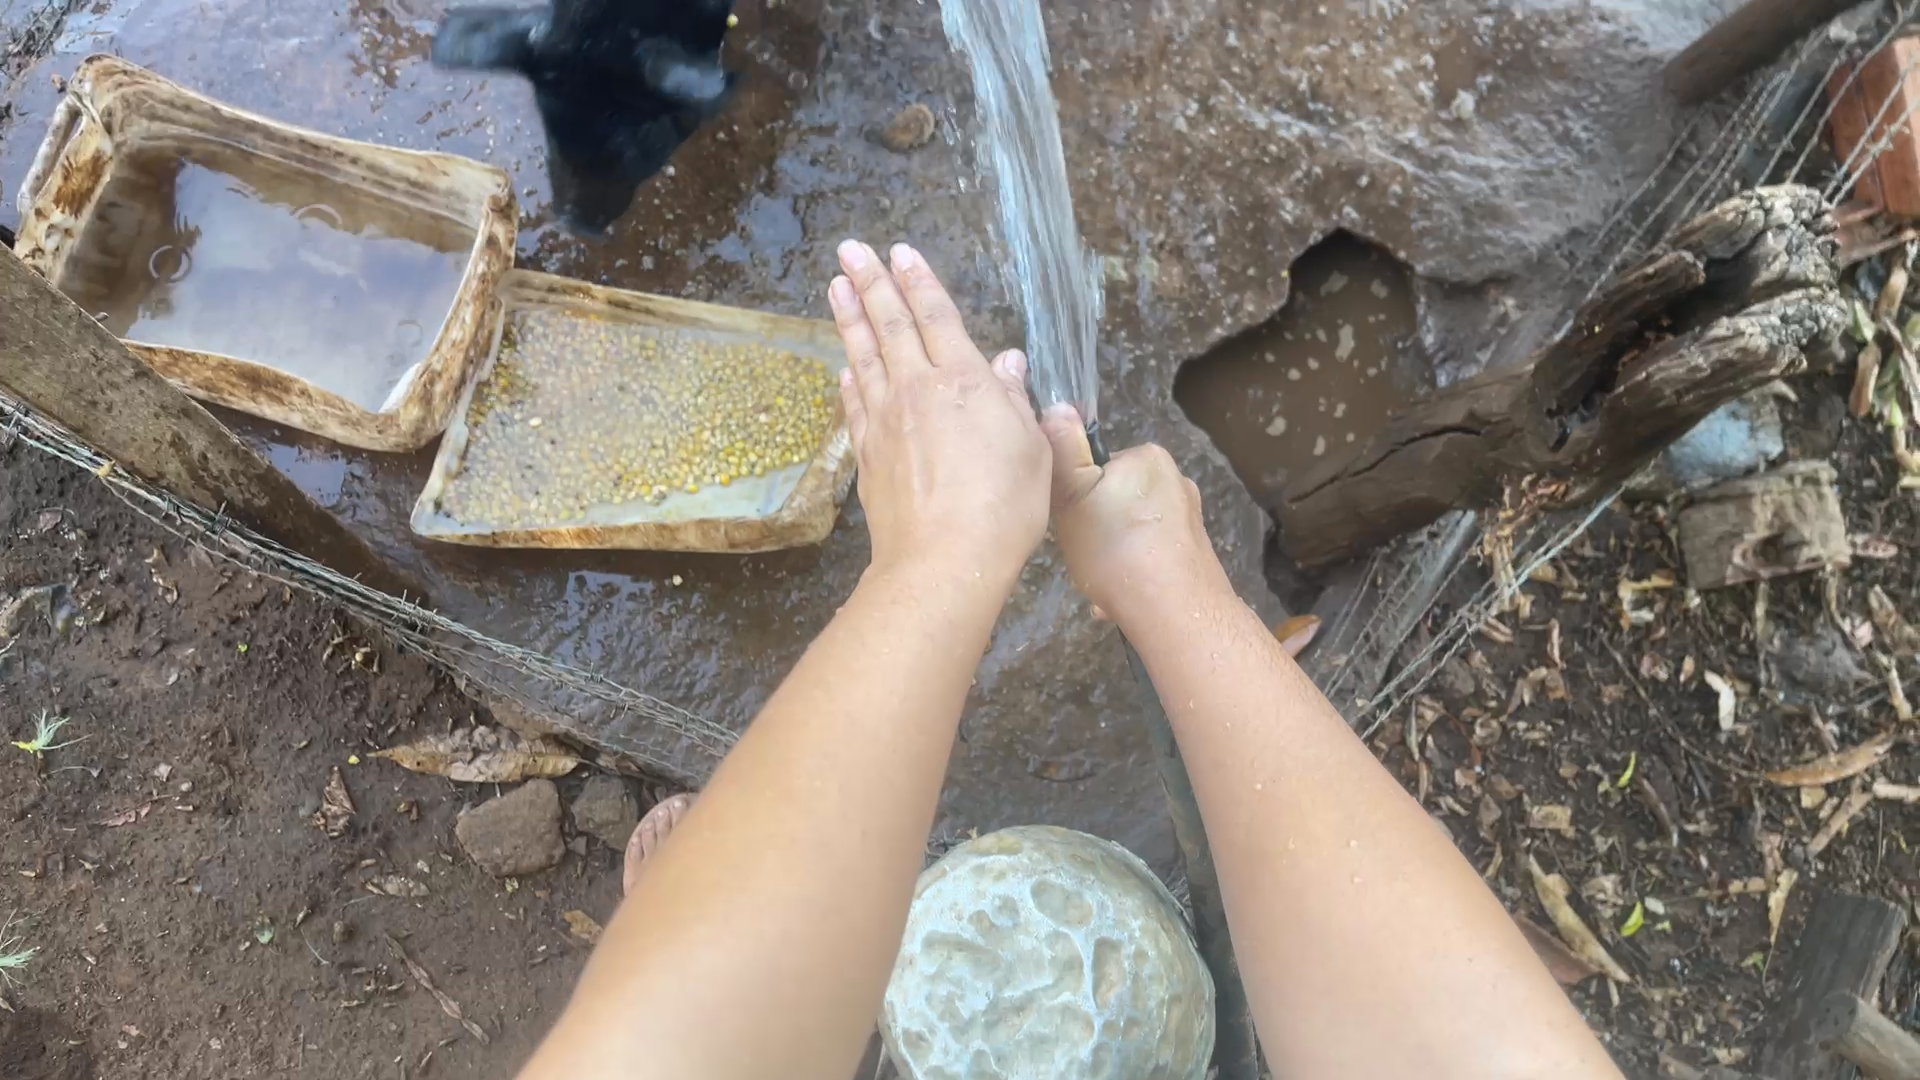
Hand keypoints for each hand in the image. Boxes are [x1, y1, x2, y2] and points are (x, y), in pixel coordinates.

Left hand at [828, 241, 1050, 583]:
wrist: (943, 559)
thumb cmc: (1004, 505)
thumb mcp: (1031, 449)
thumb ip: (1014, 400)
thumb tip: (1008, 363)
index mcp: (963, 381)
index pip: (936, 317)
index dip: (918, 281)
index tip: (899, 252)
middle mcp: (917, 390)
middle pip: (889, 326)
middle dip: (870, 283)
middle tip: (849, 251)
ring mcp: (885, 422)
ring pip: (863, 358)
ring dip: (849, 320)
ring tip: (836, 288)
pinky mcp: (867, 455)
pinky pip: (854, 406)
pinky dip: (848, 381)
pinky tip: (844, 369)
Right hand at [1041, 406, 1230, 625]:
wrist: (1174, 611)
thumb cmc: (1115, 550)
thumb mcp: (1072, 496)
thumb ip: (1063, 450)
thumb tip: (1057, 406)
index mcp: (1147, 457)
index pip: (1097, 468)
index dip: (1078, 498)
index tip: (1074, 526)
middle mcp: (1175, 479)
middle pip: (1116, 500)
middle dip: (1098, 528)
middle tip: (1085, 557)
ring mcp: (1190, 517)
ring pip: (1133, 531)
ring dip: (1113, 554)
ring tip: (1102, 586)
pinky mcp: (1197, 551)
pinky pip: (1151, 555)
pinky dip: (1134, 572)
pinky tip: (1121, 599)